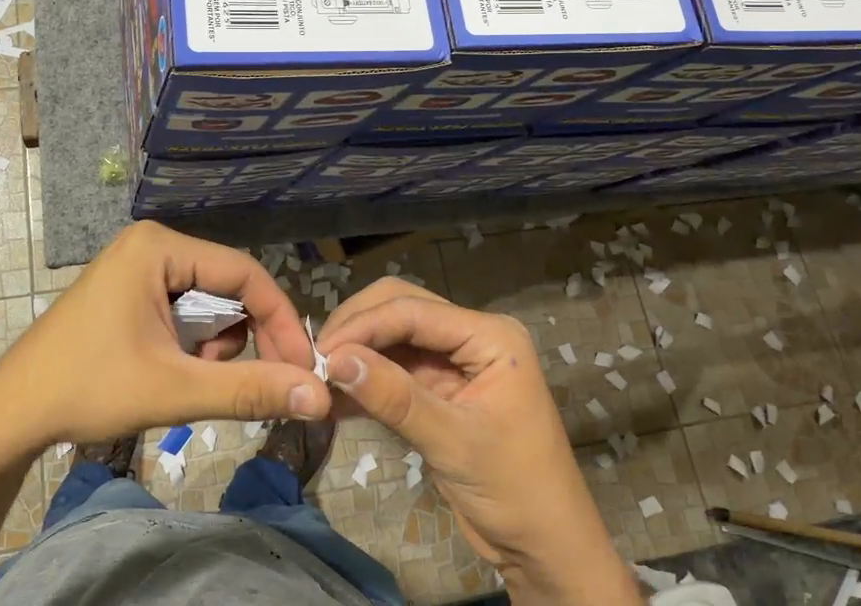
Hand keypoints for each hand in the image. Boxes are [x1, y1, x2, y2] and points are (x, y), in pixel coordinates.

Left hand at [0, 222, 331, 449]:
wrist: (13, 411)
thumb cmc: (88, 389)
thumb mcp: (174, 390)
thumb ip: (250, 390)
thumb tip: (320, 396)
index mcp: (159, 247)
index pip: (244, 273)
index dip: (280, 321)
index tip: (303, 369)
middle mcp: (151, 245)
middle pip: (227, 286)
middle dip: (242, 338)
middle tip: (250, 385)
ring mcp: (137, 266)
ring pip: (208, 302)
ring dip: (215, 346)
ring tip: (188, 379)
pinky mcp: (129, 291)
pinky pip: (183, 310)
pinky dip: (192, 344)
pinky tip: (171, 371)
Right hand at [317, 278, 638, 603]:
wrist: (546, 550)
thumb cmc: (516, 491)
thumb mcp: (454, 442)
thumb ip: (395, 396)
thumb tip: (335, 360)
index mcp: (490, 336)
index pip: (412, 310)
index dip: (362, 325)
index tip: (318, 352)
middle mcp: (471, 337)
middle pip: (400, 309)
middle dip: (356, 329)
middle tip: (314, 359)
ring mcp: (454, 362)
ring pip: (392, 337)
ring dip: (357, 353)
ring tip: (317, 376)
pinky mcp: (438, 389)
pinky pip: (393, 369)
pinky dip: (365, 379)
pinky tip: (335, 396)